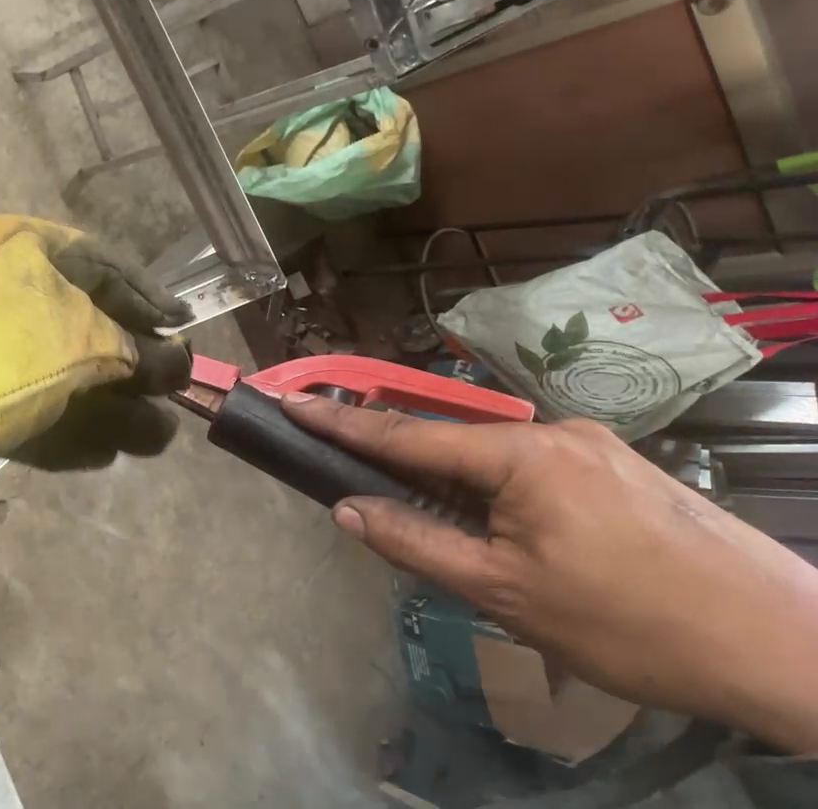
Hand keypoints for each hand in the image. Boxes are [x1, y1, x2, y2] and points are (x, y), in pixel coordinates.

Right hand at [282, 393, 817, 751]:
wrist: (796, 652)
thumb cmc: (635, 625)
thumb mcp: (506, 593)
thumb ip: (417, 543)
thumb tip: (349, 509)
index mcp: (523, 455)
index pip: (405, 434)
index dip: (338, 422)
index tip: (287, 402)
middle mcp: (556, 434)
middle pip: (450, 442)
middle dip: (399, 460)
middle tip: (356, 482)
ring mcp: (596, 449)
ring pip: (493, 459)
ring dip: (453, 485)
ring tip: (438, 527)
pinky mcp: (624, 472)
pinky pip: (532, 470)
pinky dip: (496, 492)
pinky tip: (502, 532)